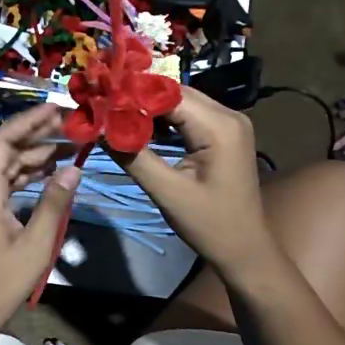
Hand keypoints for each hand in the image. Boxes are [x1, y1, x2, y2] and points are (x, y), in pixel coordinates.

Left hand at [0, 105, 78, 344]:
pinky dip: (28, 172)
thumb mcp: (35, 245)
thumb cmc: (1, 282)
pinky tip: (52, 169)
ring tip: (69, 145)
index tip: (55, 110)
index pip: (1, 142)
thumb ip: (53, 204)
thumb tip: (73, 169)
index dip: (27, 122)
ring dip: (35, 152)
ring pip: (6, 164)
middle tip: (70, 124)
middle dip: (36, 133)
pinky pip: (6, 181)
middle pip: (4, 148)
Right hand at [115, 88, 274, 275]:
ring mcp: (230, 123)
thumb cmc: (210, 224)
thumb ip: (134, 157)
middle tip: (104, 110)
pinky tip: (143, 130)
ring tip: (117, 119)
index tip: (101, 102)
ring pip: (181, 104)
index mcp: (220, 127)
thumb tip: (100, 129)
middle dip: (140, 101)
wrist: (244, 249)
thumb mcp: (168, 192)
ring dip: (151, 110)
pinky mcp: (225, 134)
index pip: (170, 95)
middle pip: (176, 95)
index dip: (135, 95)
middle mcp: (229, 115)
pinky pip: (190, 117)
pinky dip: (166, 122)